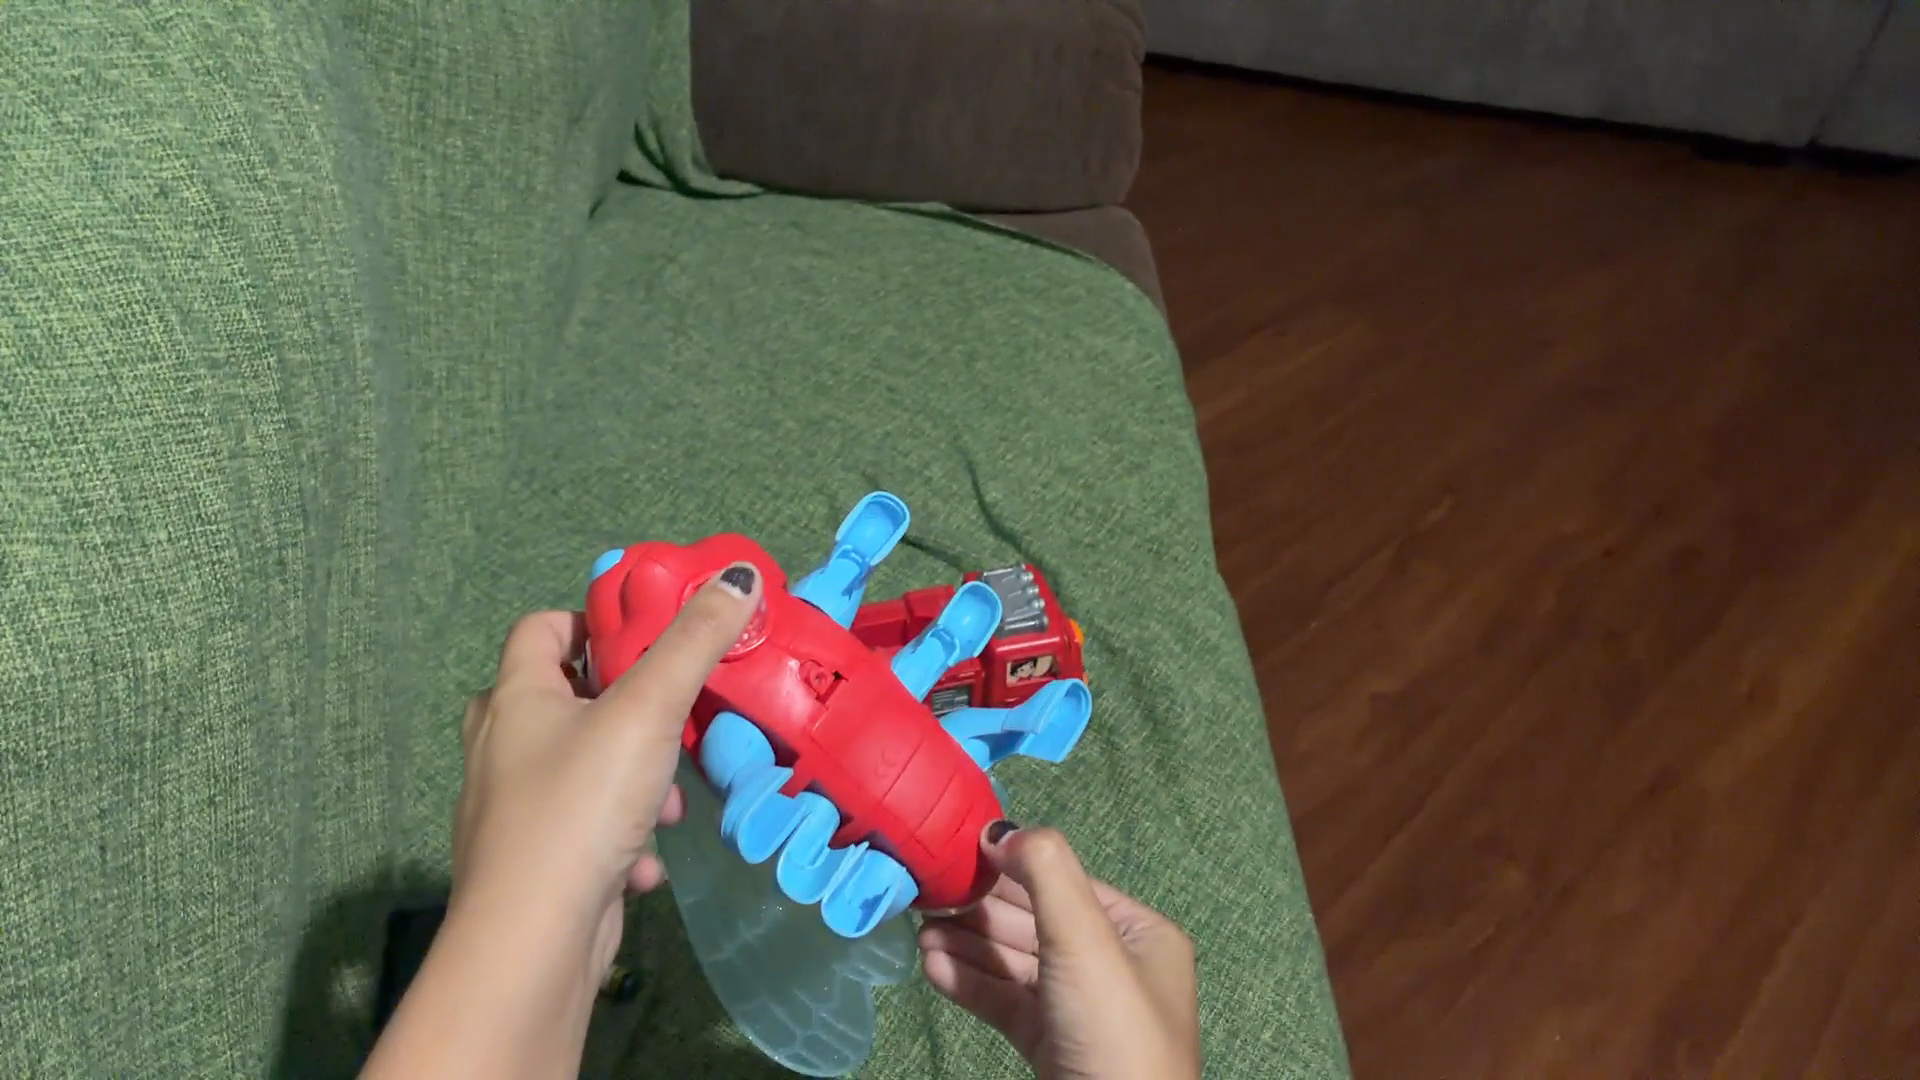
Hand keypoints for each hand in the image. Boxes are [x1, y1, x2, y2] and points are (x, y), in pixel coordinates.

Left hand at [451, 561, 761, 977]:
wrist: (535, 942)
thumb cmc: (583, 803)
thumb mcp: (650, 708)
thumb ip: (696, 640)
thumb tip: (739, 575)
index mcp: (514, 697)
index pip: (541, 626)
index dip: (592, 621)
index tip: (648, 638)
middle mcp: (503, 744)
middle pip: (570, 696)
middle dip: (632, 706)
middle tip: (671, 717)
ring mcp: (514, 805)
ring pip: (588, 762)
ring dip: (637, 774)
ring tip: (668, 801)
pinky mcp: (536, 855)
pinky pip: (587, 819)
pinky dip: (620, 826)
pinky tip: (645, 853)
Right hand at [919, 825, 1201, 1079]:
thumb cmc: (1110, 1029)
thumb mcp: (1084, 937)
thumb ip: (1045, 870)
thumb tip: (1000, 830)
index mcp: (1140, 935)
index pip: (1065, 884)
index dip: (1012, 866)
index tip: (960, 852)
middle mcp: (1114, 966)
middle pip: (1035, 921)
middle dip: (981, 909)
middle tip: (930, 893)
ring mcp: (1081, 1009)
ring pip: (1016, 962)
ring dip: (968, 944)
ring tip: (920, 932)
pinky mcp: (1052, 1045)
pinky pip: (1007, 1001)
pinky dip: (971, 982)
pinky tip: (933, 966)